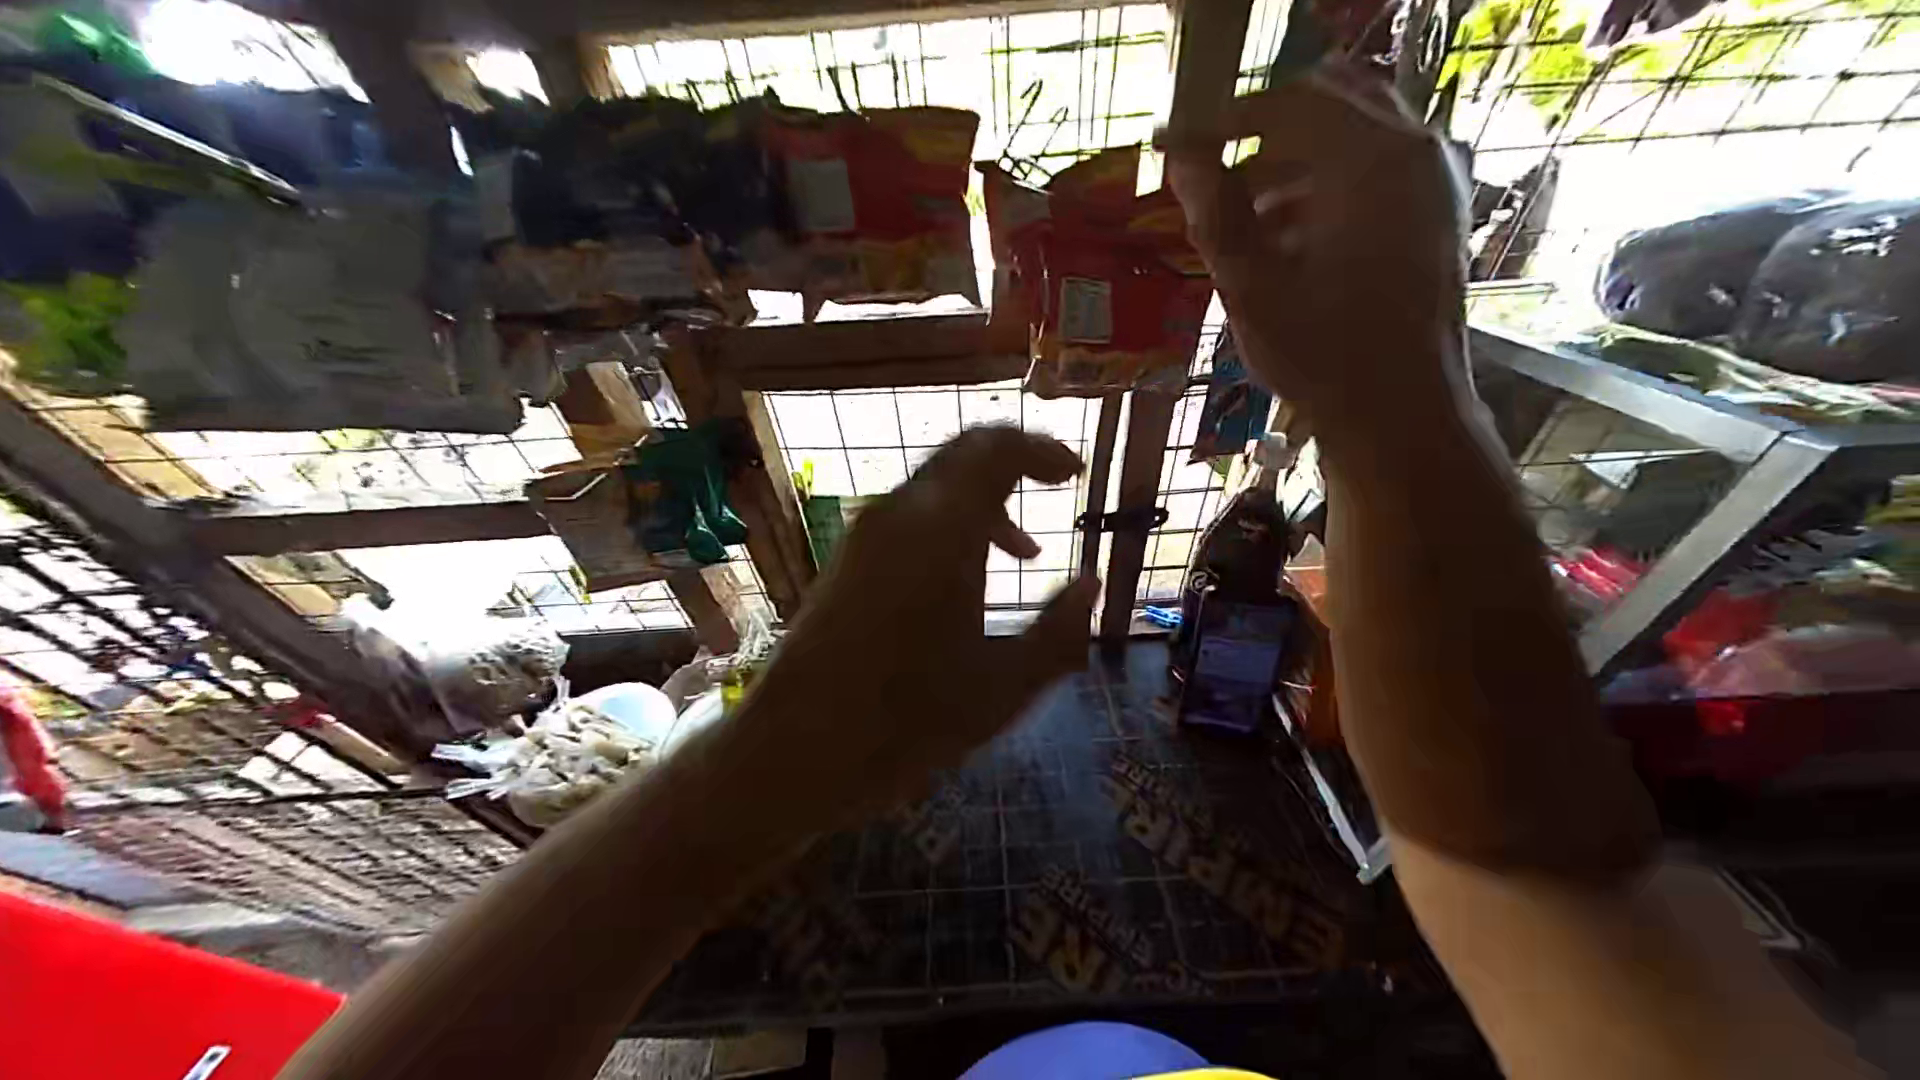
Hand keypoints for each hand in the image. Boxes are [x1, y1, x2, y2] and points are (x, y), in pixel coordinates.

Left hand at [714, 427, 1099, 827]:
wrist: (797, 749)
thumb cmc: (908, 722)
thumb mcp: (1005, 686)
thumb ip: (1059, 630)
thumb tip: (1093, 585)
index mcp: (943, 531)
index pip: (995, 448)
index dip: (1040, 449)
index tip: (1074, 473)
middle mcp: (900, 514)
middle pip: (964, 454)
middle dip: (1015, 464)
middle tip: (1055, 488)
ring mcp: (867, 534)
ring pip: (936, 485)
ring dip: (985, 499)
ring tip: (1024, 551)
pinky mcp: (850, 558)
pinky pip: (911, 514)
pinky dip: (952, 523)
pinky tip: (969, 575)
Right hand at [1164, 70, 1470, 449]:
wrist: (1399, 411)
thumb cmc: (1322, 356)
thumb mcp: (1253, 288)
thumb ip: (1216, 215)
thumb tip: (1180, 158)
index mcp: (1373, 163)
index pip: (1288, 104)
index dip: (1222, 120)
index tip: (1173, 144)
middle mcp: (1415, 153)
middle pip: (1326, 104)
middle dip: (1258, 133)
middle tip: (1207, 170)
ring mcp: (1431, 182)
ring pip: (1348, 139)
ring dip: (1285, 163)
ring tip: (1233, 214)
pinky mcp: (1431, 213)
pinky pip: (1368, 172)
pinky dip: (1317, 187)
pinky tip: (1278, 236)